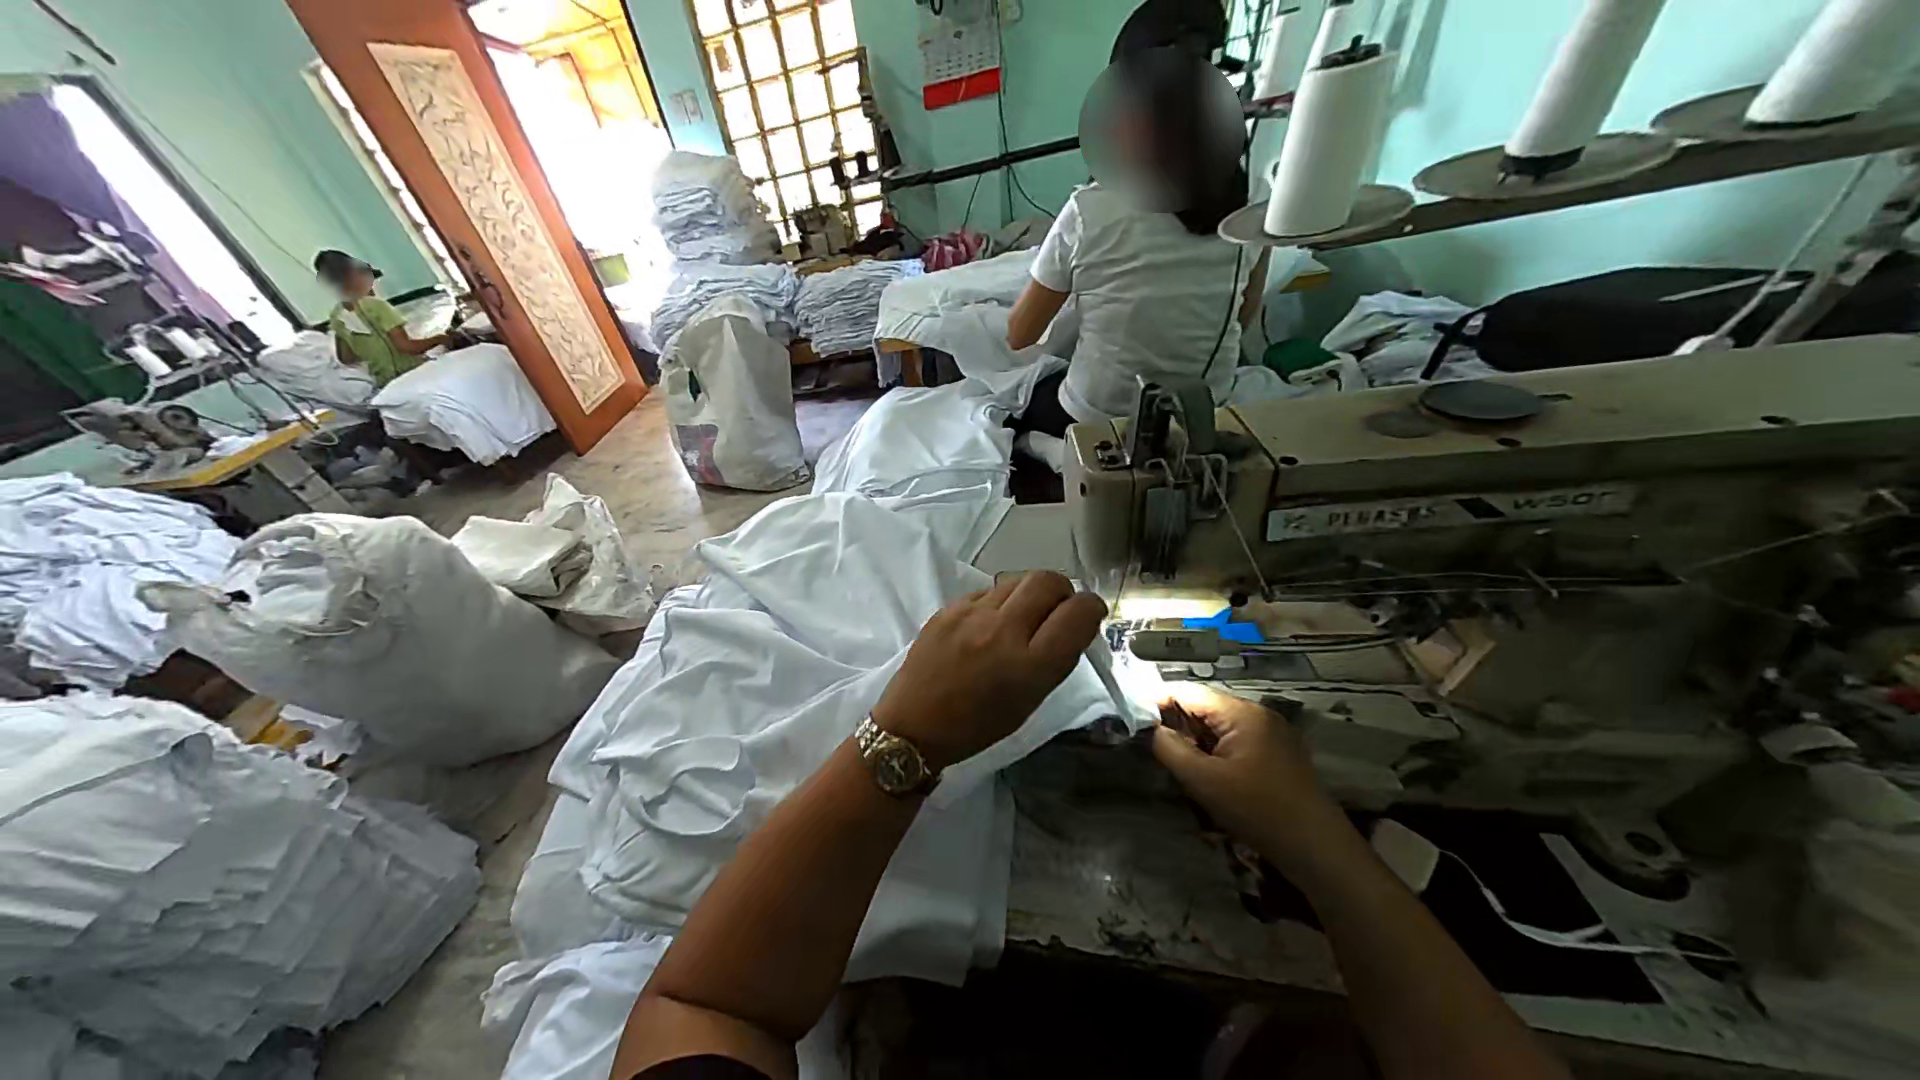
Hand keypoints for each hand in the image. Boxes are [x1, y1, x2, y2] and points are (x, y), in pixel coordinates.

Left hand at [872, 571, 1106, 771]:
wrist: (913, 725)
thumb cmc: (978, 725)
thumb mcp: (1031, 700)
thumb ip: (1056, 659)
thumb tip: (1072, 623)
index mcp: (1030, 665)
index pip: (1078, 613)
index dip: (1091, 608)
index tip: (1088, 615)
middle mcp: (1003, 631)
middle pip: (1048, 581)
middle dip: (1062, 590)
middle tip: (1059, 608)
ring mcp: (971, 614)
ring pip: (1017, 579)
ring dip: (1031, 592)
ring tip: (1025, 614)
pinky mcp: (948, 608)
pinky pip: (987, 590)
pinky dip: (999, 600)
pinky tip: (990, 622)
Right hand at [1151, 684, 1349, 873]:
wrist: (1318, 849)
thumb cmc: (1257, 809)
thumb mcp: (1203, 781)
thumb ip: (1170, 748)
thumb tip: (1152, 729)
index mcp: (1242, 713)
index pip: (1188, 691)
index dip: (1158, 701)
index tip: (1135, 720)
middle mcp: (1259, 714)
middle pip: (1205, 707)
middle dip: (1178, 723)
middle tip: (1156, 747)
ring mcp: (1273, 733)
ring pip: (1220, 726)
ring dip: (1197, 740)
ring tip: (1181, 764)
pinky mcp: (1279, 754)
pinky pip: (1237, 741)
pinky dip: (1217, 751)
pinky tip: (1211, 775)